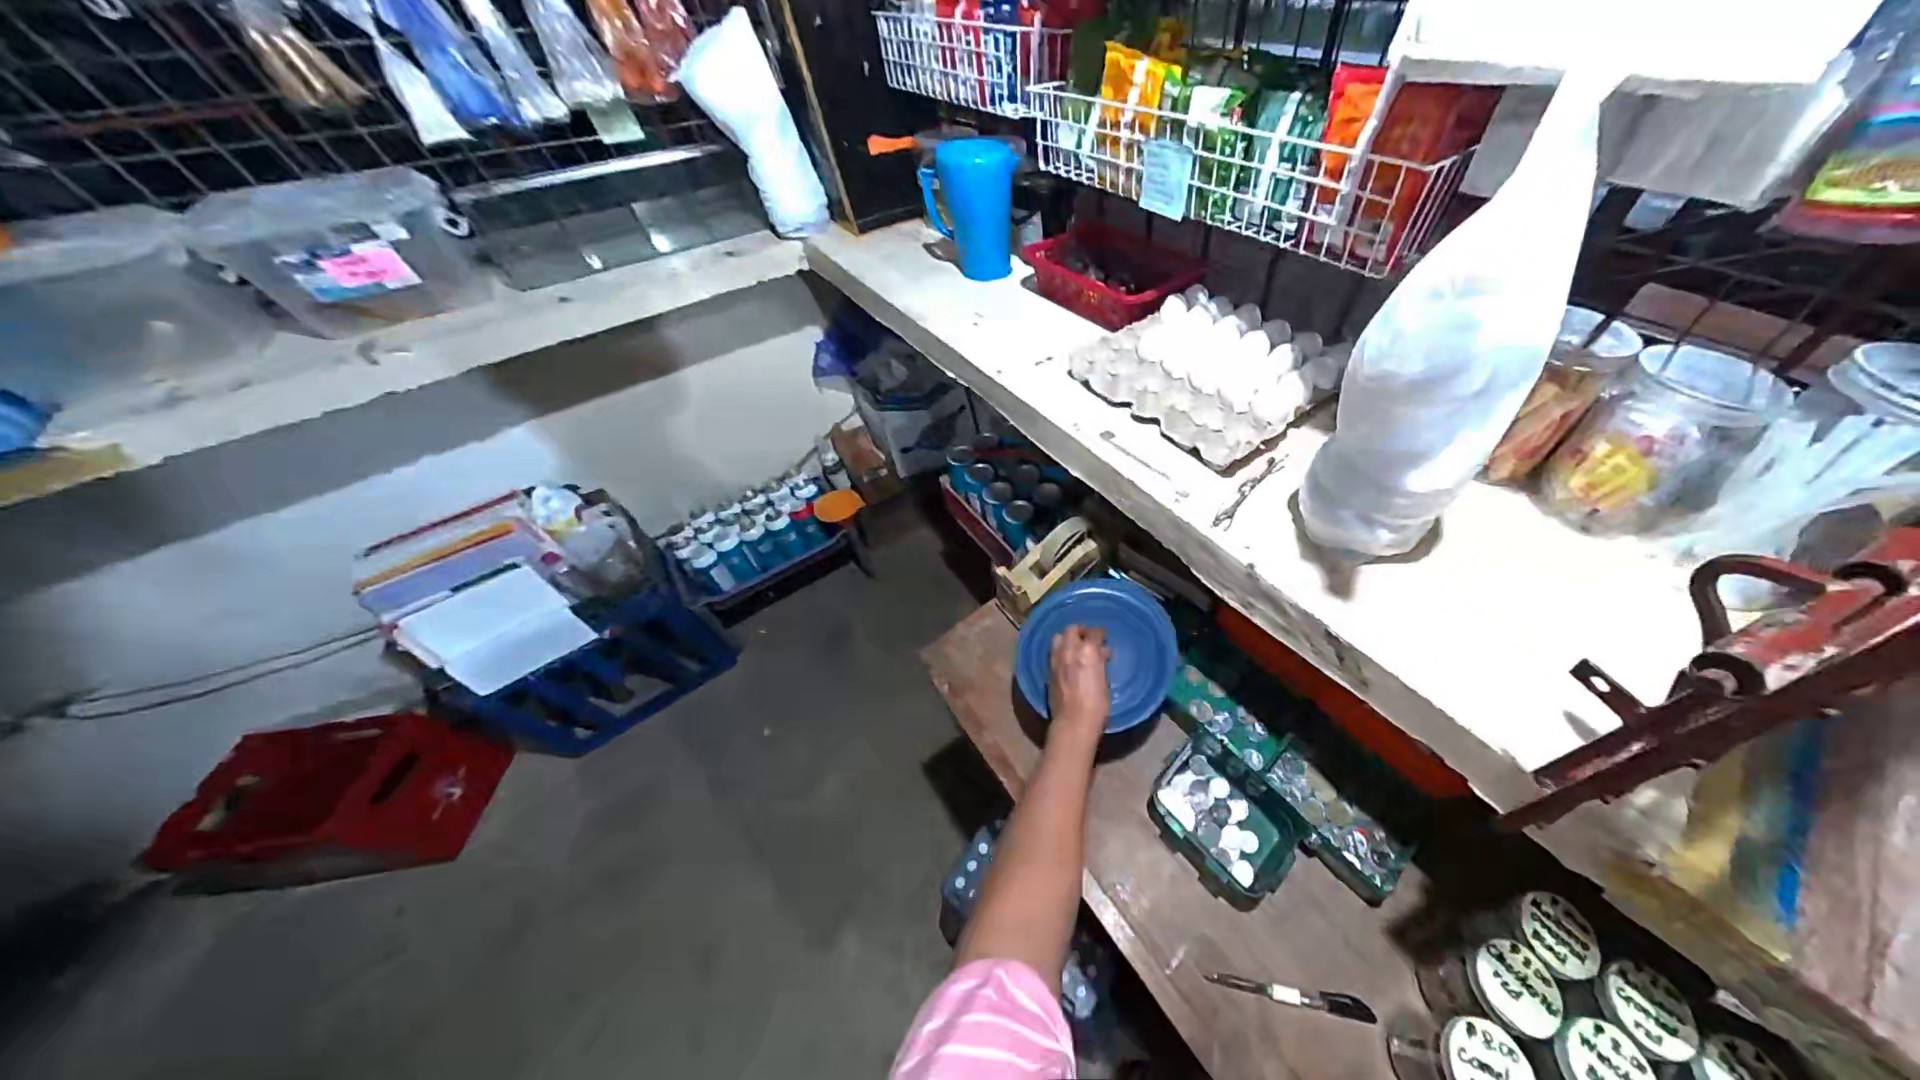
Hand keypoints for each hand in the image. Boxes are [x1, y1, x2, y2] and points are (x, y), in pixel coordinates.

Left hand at [1048, 624, 1110, 734]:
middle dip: (1081, 631)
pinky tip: (1067, 659)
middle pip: (1072, 629)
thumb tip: (1101, 652)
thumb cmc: (1097, 704)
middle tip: (1088, 638)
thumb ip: (1100, 662)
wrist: (1074, 721)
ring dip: (1067, 638)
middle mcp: (1069, 650)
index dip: (1100, 633)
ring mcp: (1056, 658)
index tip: (1103, 636)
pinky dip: (1060, 650)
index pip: (1094, 632)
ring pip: (1059, 637)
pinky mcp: (1049, 669)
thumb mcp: (1104, 680)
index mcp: (1087, 651)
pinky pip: (1053, 651)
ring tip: (1075, 647)